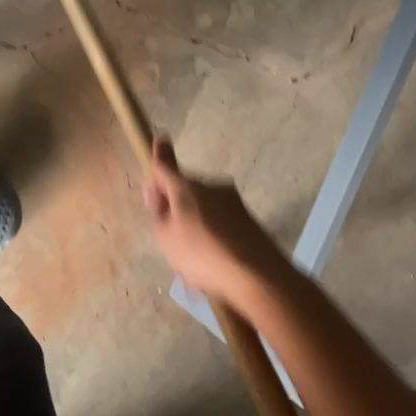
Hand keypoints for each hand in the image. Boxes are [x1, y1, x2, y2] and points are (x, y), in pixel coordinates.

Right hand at [141, 139, 288, 301]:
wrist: (258, 276)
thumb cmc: (202, 254)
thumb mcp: (166, 237)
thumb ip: (159, 212)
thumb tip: (158, 193)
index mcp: (186, 188)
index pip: (166, 166)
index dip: (159, 154)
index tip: (160, 139)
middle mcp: (211, 188)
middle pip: (185, 189)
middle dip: (175, 204)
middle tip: (167, 232)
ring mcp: (232, 202)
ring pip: (203, 208)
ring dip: (193, 225)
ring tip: (190, 261)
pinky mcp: (248, 219)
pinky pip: (220, 223)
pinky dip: (210, 237)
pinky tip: (209, 265)